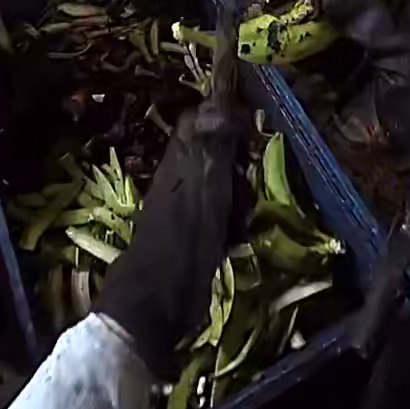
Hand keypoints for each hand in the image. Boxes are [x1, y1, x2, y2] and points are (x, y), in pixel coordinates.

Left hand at [93, 36, 241, 375]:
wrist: (154, 306)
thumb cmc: (182, 244)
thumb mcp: (204, 191)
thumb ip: (212, 148)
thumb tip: (218, 103)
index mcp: (180, 159)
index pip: (199, 117)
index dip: (223, 110)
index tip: (252, 120)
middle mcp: (178, 175)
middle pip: (210, 145)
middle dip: (236, 150)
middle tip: (255, 165)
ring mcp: (180, 203)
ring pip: (215, 177)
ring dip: (236, 184)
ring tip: (249, 202)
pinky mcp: (187, 229)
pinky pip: (215, 207)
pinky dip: (230, 212)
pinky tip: (240, 229)